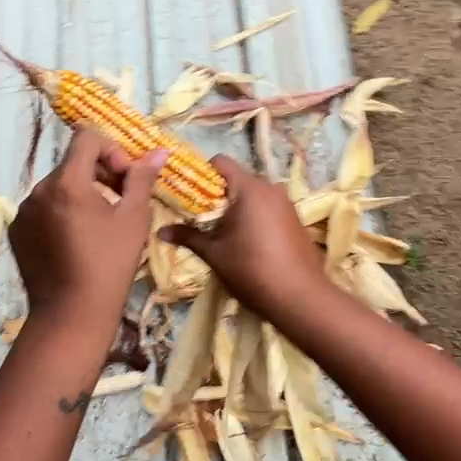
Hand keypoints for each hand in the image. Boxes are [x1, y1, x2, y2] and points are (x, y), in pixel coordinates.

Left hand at [8, 128, 165, 330]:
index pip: (87, 138)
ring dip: (80, 194)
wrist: (71, 317)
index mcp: (66, 182)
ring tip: (99, 226)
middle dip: (100, 174)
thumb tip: (159, 151)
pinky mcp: (16, 233)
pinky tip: (76, 242)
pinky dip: (60, 214)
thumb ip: (142, 179)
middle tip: (120, 202)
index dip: (111, 150)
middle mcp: (38, 190)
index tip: (125, 179)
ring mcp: (23, 212)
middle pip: (72, 163)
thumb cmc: (109, 266)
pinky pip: (42, 209)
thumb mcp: (134, 219)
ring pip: (58, 187)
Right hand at [161, 156, 333, 318]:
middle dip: (217, 194)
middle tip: (199, 216)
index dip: (201, 173)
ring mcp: (286, 203)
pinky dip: (254, 216)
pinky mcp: (295, 219)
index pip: (220, 162)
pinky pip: (268, 207)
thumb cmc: (252, 269)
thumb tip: (159, 231)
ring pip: (253, 194)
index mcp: (249, 188)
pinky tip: (247, 240)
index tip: (189, 193)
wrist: (301, 298)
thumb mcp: (214, 253)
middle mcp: (270, 188)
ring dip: (236, 207)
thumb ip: (188, 236)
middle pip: (237, 179)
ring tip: (222, 231)